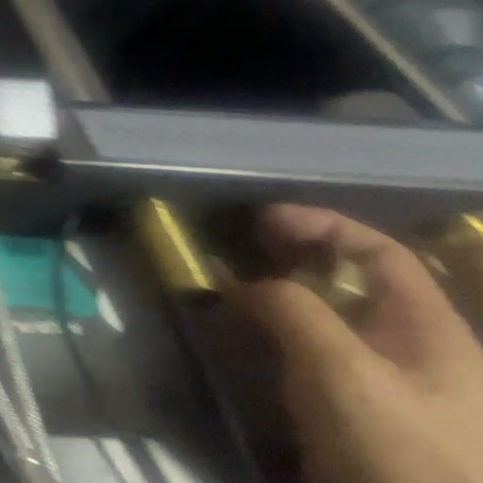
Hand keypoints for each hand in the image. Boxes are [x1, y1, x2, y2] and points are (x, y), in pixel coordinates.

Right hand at [226, 204, 482, 482]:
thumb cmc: (394, 447)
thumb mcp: (337, 368)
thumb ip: (289, 307)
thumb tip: (243, 283)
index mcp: (434, 332)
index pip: (382, 253)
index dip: (321, 224)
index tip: (259, 221)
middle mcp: (422, 354)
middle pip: (358, 286)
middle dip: (296, 261)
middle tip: (240, 255)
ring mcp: (397, 391)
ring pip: (336, 324)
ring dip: (283, 302)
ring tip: (232, 297)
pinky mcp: (368, 421)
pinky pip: (323, 361)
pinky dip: (284, 341)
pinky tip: (251, 347)